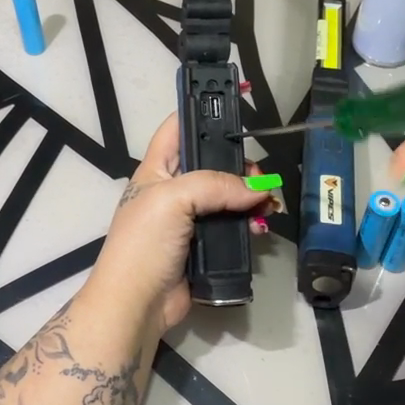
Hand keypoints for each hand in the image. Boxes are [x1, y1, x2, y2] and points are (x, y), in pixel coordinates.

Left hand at [83, 114, 277, 335]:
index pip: (179, 127)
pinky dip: (250, 223)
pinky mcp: (205, 245)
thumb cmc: (144, 244)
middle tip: (260, 175)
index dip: (203, 109)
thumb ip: (215, 184)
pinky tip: (260, 226)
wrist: (136, 305)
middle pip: (213, 162)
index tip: (236, 100)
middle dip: (240, 164)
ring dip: (252, 196)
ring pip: (228, 195)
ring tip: (267, 204)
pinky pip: (233, 225)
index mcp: (157, 170)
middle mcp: (174, 190)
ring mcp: (190, 219)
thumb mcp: (173, 200)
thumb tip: (257, 189)